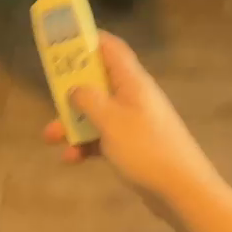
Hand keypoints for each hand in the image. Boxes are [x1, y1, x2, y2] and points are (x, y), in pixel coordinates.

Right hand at [44, 32, 220, 203]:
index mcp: (132, 82)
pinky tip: (71, 158)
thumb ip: (89, 100)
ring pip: (97, 113)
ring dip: (74, 123)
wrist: (182, 191)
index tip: (64, 42)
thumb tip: (75, 88)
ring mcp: (134, 122)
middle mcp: (134, 97)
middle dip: (72, 90)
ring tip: (49, 137)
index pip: (111, 49)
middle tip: (50, 95)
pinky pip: (104, 138)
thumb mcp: (111, 121)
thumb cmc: (145, 148)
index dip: (89, 41)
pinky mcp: (133, 146)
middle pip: (99, 82)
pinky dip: (87, 145)